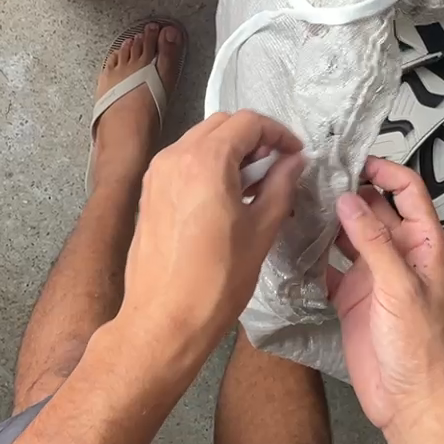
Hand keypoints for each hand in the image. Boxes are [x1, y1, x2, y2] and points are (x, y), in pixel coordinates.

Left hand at [115, 111, 306, 365]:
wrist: (163, 321)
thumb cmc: (216, 280)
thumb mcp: (261, 230)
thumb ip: (280, 185)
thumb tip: (294, 161)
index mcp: (206, 161)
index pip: (248, 122)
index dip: (277, 133)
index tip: (294, 153)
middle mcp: (176, 156)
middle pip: (223, 124)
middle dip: (254, 137)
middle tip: (276, 166)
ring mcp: (158, 172)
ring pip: (201, 138)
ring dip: (230, 149)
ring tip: (253, 182)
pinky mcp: (149, 190)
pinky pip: (184, 159)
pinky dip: (208, 163)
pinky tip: (225, 194)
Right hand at [325, 157, 443, 437]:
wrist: (410, 403)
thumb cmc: (421, 346)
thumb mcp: (400, 288)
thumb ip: (373, 242)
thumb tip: (347, 199)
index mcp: (421, 243)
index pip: (407, 190)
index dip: (385, 171)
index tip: (354, 160)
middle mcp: (396, 252)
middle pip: (372, 207)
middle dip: (346, 190)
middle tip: (312, 176)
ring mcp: (372, 273)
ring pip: (347, 233)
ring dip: (327, 219)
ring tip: (298, 201)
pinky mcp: (350, 295)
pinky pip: (329, 264)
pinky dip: (313, 253)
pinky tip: (293, 242)